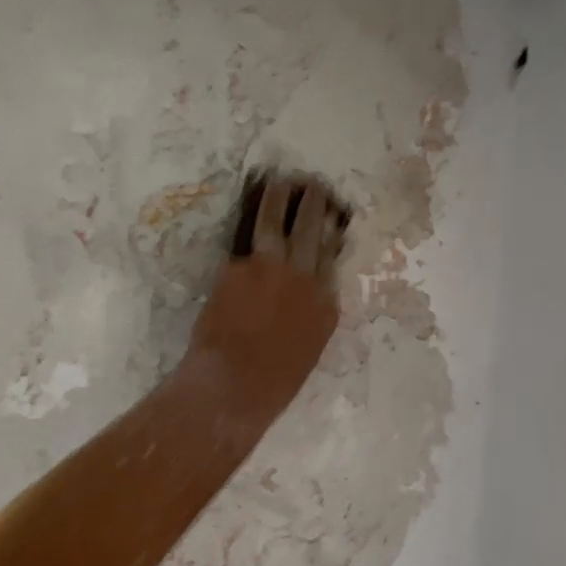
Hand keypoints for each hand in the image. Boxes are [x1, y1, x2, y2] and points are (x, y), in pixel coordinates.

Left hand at [182, 169, 349, 421]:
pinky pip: (245, 238)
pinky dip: (249, 220)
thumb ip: (310, 314)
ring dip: (281, 197)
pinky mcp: (239, 268)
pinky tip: (249, 206)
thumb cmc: (272, 383)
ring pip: (279, 223)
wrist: (235, 386)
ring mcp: (272, 270)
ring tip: (282, 180)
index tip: (329, 219)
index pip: (331, 259)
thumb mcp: (307, 348)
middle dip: (314, 205)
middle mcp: (306, 280)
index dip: (329, 235)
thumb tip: (305, 293)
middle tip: (314, 187)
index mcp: (327, 306)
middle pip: (313, 232)